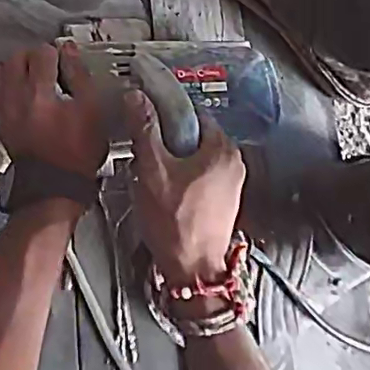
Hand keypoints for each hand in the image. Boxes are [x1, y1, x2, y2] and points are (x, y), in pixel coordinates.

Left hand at [0, 42, 107, 177]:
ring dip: (16, 68)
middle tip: (50, 69)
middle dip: (35, 57)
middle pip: (18, 57)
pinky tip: (17, 92)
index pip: (43, 53)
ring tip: (31, 78)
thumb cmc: (77, 154)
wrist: (54, 186)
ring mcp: (2, 109)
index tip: (65, 63)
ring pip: (0, 70)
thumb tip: (68, 50)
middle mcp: (15, 97)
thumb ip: (80, 76)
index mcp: (39, 94)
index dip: (58, 54)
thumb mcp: (92, 112)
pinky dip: (2, 84)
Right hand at [125, 89, 244, 286]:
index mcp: (222, 149)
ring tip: (150, 173)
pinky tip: (163, 190)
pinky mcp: (222, 200)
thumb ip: (144, 130)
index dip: (165, 113)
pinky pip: (197, 175)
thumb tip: (136, 98)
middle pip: (192, 134)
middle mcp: (233, 163)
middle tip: (144, 152)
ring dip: (171, 159)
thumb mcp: (152, 170)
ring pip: (193, 156)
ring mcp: (230, 183)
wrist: (192, 272)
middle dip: (166, 140)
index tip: (145, 116)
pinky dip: (179, 176)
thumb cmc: (176, 224)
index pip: (191, 112)